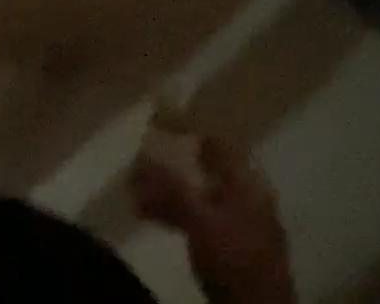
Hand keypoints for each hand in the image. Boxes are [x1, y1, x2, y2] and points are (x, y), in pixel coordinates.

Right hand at [133, 136, 295, 303]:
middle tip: (136, 163)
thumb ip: (171, 185)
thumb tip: (142, 155)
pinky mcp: (227, 245)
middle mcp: (245, 197)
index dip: (188, 128)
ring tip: (133, 194)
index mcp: (246, 183)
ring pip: (196, 195)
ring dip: (165, 192)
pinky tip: (147, 216)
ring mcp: (237, 222)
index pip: (218, 142)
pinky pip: (196, 218)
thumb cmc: (232, 258)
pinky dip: (173, 213)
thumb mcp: (198, 219)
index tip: (157, 121)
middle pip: (203, 170)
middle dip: (168, 166)